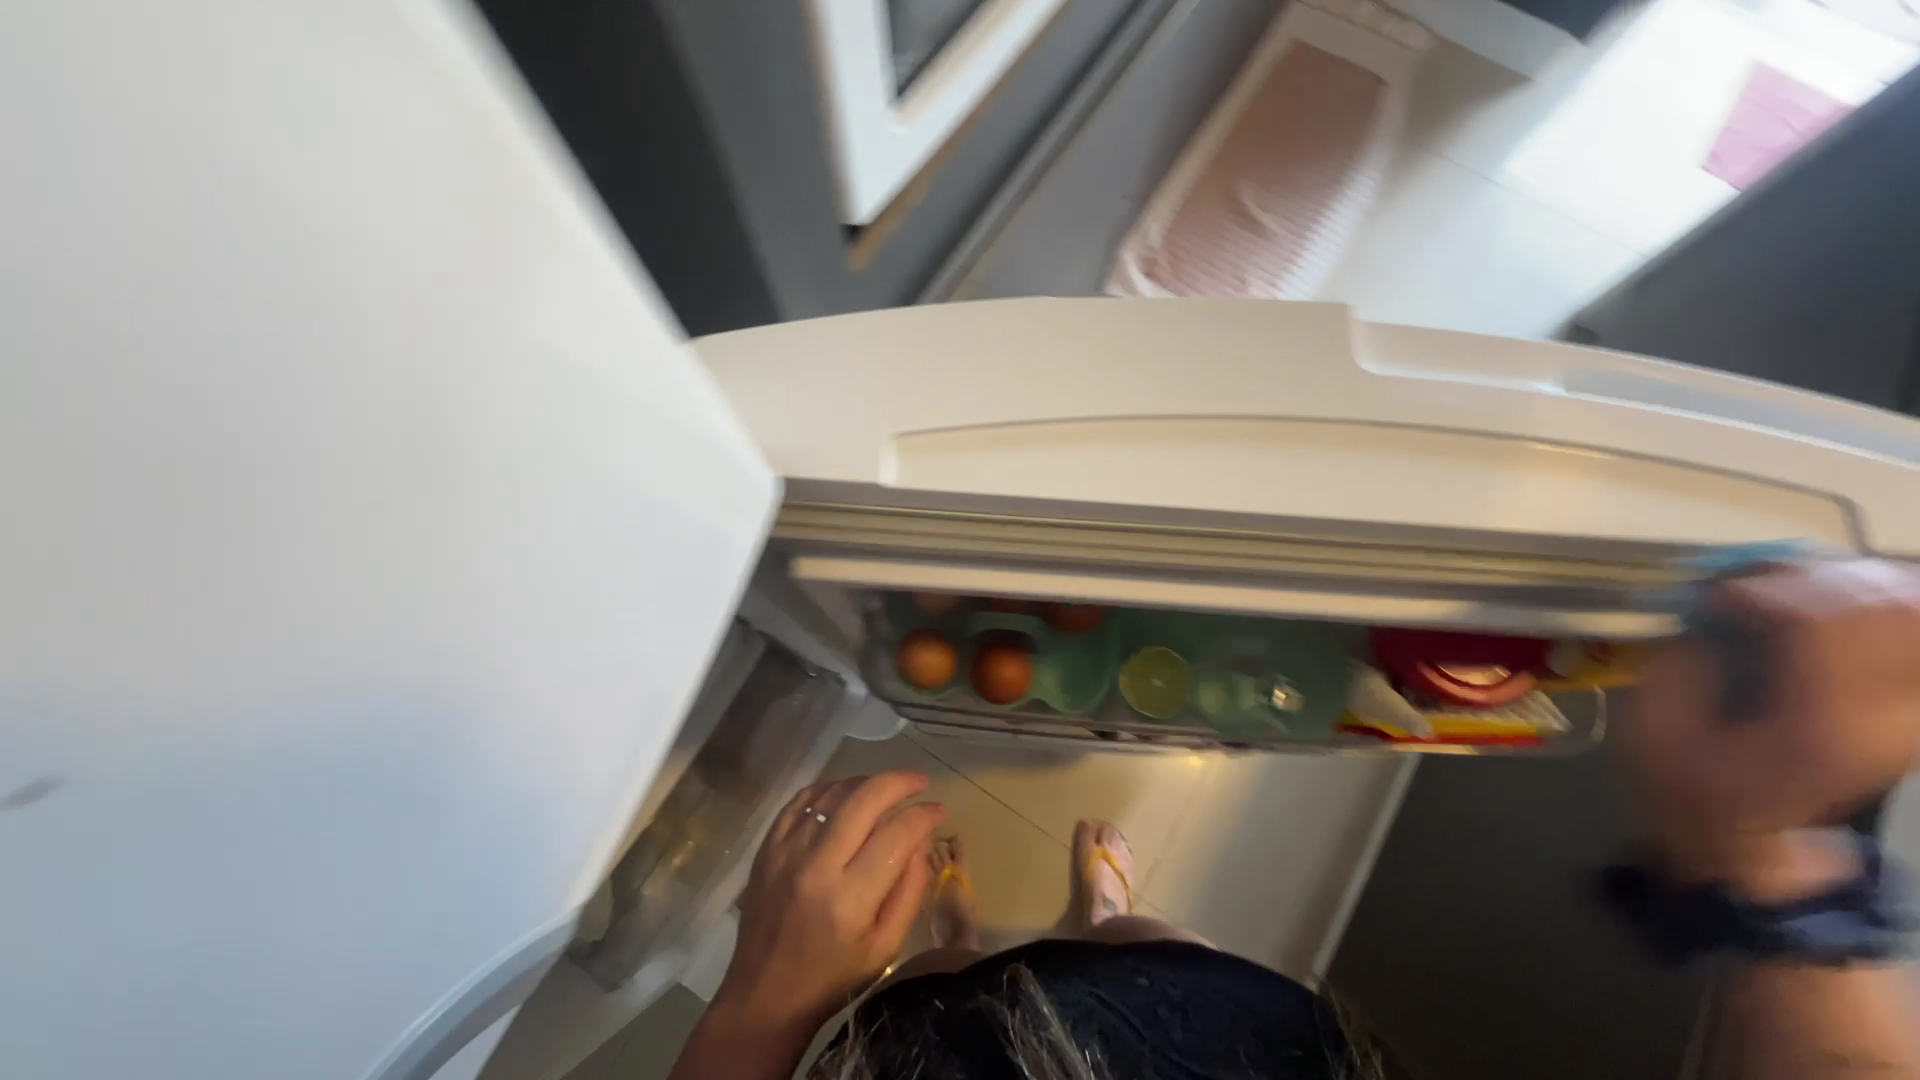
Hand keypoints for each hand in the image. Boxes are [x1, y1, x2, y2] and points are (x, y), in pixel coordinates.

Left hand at [711, 771, 945, 1036]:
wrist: (765, 992)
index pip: (896, 835)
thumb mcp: (886, 947)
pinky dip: (830, 789)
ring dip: (866, 783)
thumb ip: (910, 890)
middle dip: (899, 783)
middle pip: (864, 799)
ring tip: (886, 790)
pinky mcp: (768, 846)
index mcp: (849, 897)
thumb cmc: (833, 975)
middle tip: (920, 782)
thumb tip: (923, 841)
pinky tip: (846, 795)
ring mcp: (787, 850)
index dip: (923, 816)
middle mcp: (816, 865)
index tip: (939, 810)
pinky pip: (802, 800)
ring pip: (834, 793)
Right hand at [1620, 559, 1919, 898]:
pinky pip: (1911, 636)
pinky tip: (1827, 598)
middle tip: (1754, 579)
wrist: (1747, 841)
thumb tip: (1715, 610)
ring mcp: (1911, 714)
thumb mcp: (1653, 727)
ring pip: (1911, 616)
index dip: (1764, 588)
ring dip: (1849, 585)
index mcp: (1817, 728)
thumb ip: (1685, 663)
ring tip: (1789, 583)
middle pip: (1888, 610)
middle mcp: (1889, 718)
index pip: (1822, 624)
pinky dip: (1874, 604)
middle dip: (1812, 578)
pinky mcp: (1910, 706)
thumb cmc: (1688, 786)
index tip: (1714, 592)